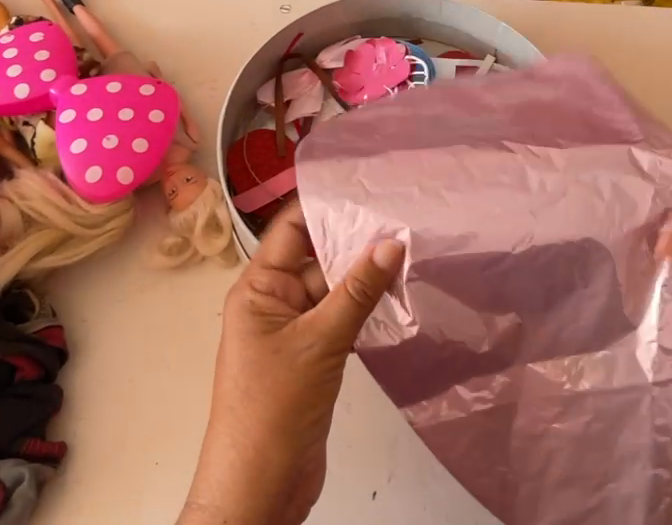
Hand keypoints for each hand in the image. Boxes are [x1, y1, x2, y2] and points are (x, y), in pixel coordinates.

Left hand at [179, 204, 403, 524]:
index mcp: (259, 288)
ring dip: (367, 276)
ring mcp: (295, 330)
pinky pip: (342, 317)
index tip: (366, 183)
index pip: (291, 228)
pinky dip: (368, 307)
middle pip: (318, 255)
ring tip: (412, 251)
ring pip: (335, 288)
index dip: (325, 204)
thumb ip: (357, 291)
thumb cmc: (273, 408)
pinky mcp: (314, 355)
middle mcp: (275, 301)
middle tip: (405, 217)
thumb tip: (392, 242)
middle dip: (357, 239)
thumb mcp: (319, 342)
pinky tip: (401, 296)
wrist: (261, 487)